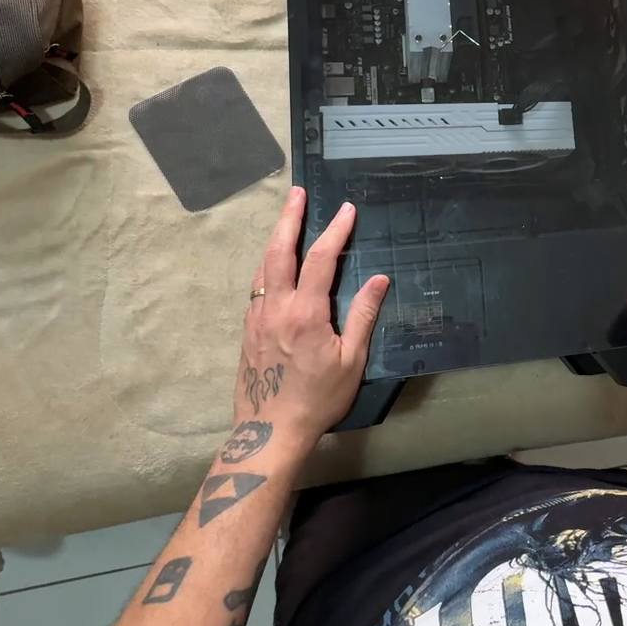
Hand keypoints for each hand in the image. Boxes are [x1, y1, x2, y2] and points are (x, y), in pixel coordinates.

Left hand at [228, 187, 388, 454]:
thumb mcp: (351, 360)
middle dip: (290, 219)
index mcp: (305, 313)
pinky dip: (267, 264)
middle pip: (280, 252)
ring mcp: (257, 318)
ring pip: (263, 267)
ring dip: (276, 238)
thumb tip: (379, 279)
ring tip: (286, 217)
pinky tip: (273, 262)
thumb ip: (363, 316)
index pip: (321, 260)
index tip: (347, 210)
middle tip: (297, 193)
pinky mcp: (247, 331)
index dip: (335, 231)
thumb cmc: (318, 399)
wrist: (269, 432)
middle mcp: (276, 308)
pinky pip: (256, 286)